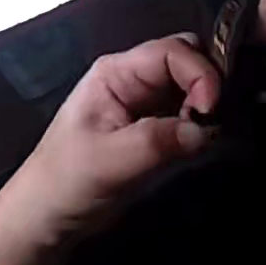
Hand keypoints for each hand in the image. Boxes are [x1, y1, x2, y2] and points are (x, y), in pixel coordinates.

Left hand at [0, 34, 221, 248]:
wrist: (49, 212)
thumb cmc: (67, 179)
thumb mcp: (108, 162)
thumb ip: (156, 142)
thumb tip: (205, 129)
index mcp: (115, 73)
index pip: (169, 52)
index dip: (199, 73)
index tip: (212, 110)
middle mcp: (132, 79)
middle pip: (184, 58)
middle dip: (209, 81)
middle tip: (216, 119)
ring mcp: (143, 101)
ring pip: (190, 83)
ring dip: (208, 102)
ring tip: (210, 134)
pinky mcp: (154, 126)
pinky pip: (188, 110)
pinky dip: (203, 120)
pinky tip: (204, 141)